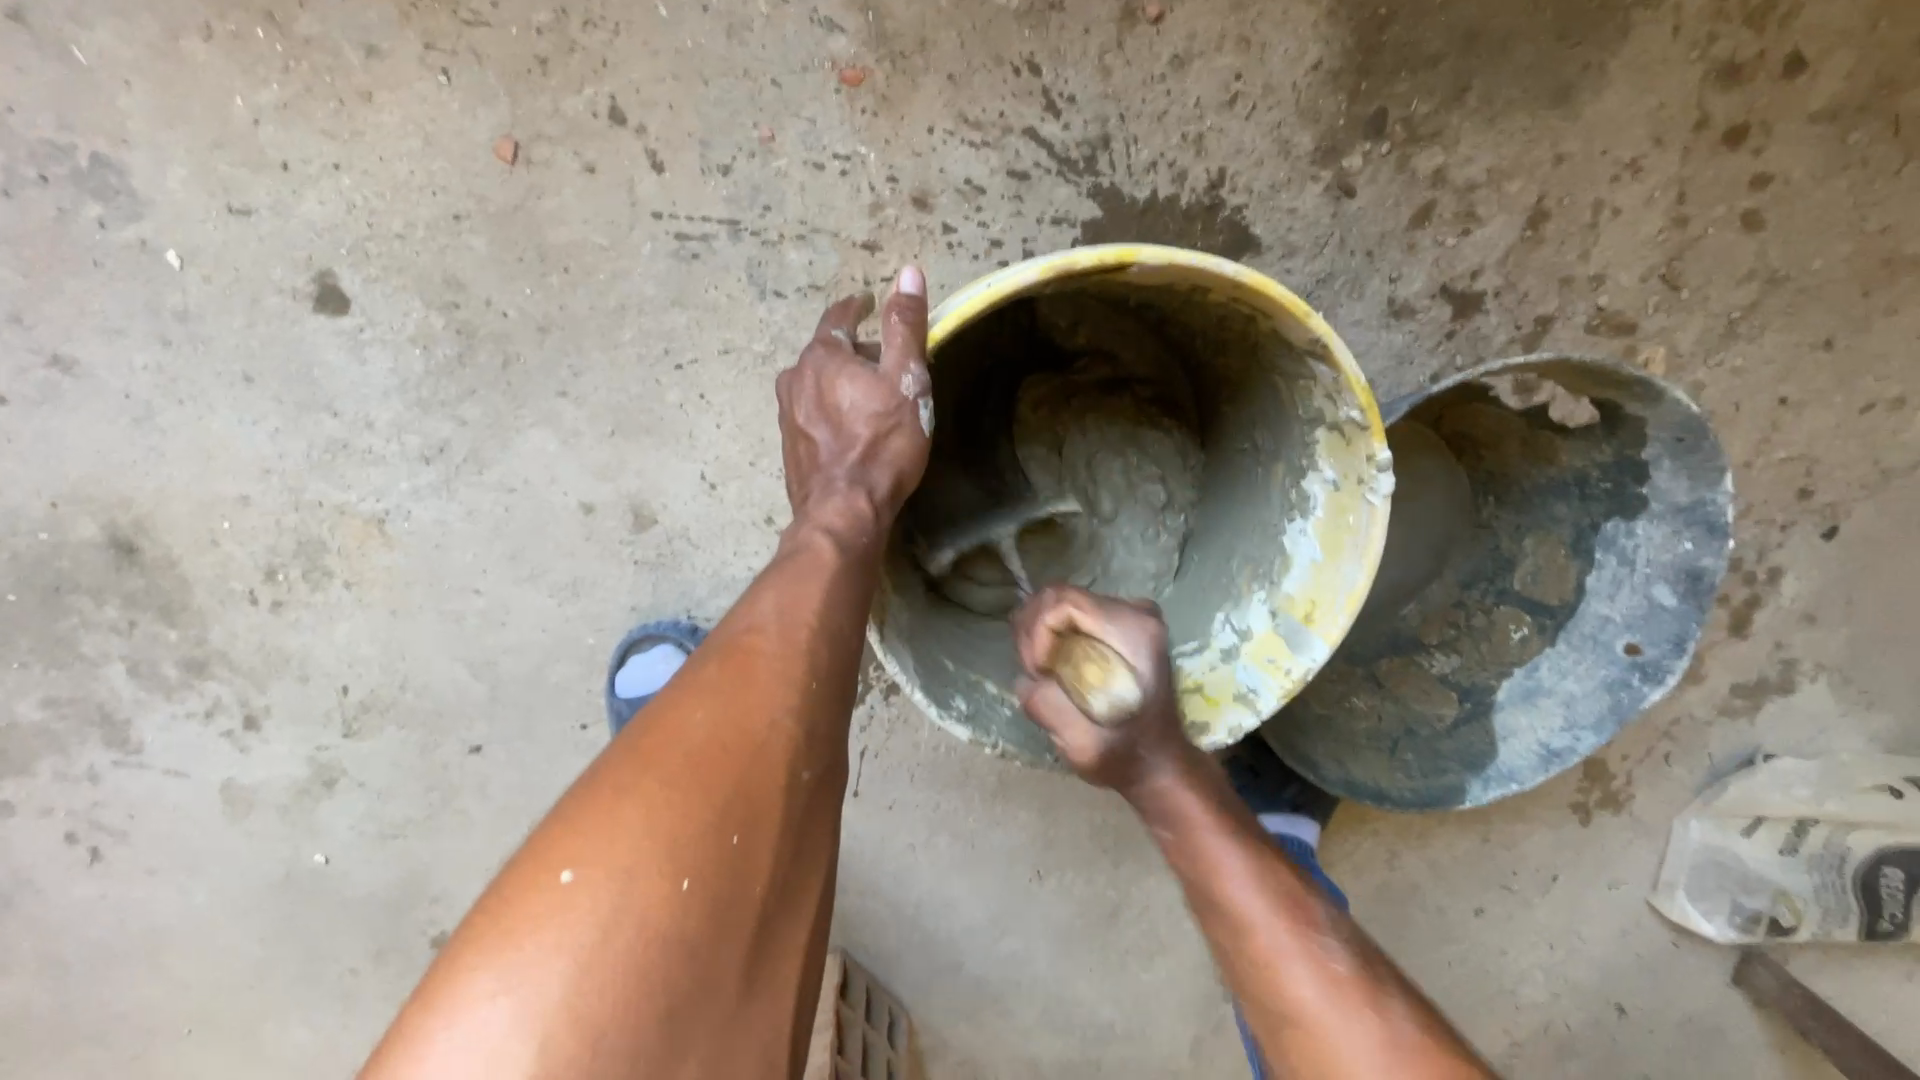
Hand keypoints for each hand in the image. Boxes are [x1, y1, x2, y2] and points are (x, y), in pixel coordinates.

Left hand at [776, 267, 932, 538]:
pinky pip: (811, 413)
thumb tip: (908, 272)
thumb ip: (905, 327)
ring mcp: (786, 414)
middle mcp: (795, 377)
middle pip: (827, 352)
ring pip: (816, 383)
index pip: (839, 317)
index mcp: (822, 356)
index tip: (868, 302)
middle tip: (884, 361)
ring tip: (867, 396)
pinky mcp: (789, 445)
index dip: (857, 307)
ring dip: (840, 382)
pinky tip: (848, 429)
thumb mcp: (906, 382)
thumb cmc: (881, 446)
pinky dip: (830, 410)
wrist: (842, 514)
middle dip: (854, 351)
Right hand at [1011, 585, 1198, 795]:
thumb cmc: (1125, 755)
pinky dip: (1047, 638)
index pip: (1063, 602)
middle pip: (1056, 596)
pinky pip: (1066, 615)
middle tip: (1034, 674)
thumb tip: (1027, 679)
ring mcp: (1125, 614)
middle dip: (1031, 634)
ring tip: (1041, 674)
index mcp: (1133, 631)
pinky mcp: (1114, 624)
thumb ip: (1049, 707)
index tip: (1039, 672)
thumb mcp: (1083, 745)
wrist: (1157, 762)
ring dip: (1036, 637)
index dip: (1037, 632)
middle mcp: (1134, 611)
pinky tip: (1050, 668)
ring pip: (1056, 603)